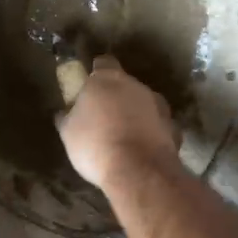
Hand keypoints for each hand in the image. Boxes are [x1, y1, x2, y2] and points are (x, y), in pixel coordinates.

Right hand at [56, 55, 179, 189]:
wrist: (139, 174)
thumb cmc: (96, 145)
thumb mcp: (68, 132)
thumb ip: (67, 117)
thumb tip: (63, 113)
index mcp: (107, 79)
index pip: (103, 63)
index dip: (96, 72)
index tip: (89, 85)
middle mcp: (135, 86)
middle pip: (125, 84)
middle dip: (116, 96)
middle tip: (104, 115)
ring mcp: (158, 107)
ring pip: (144, 104)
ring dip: (136, 115)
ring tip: (125, 136)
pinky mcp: (174, 130)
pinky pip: (159, 127)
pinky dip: (152, 134)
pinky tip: (142, 150)